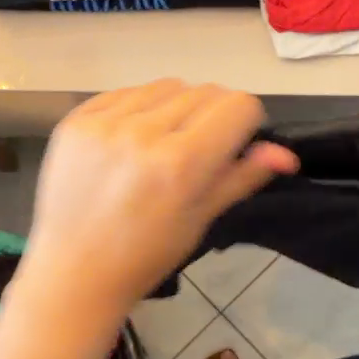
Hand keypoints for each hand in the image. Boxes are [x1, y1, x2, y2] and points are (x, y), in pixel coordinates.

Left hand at [19, 80, 298, 312]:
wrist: (74, 272)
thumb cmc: (146, 255)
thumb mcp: (201, 220)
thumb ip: (242, 177)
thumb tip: (285, 153)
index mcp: (182, 163)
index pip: (238, 105)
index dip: (245, 124)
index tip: (233, 146)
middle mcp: (145, 133)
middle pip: (206, 91)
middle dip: (213, 116)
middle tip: (198, 152)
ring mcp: (105, 123)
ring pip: (168, 85)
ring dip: (177, 107)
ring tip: (161, 144)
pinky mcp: (77, 119)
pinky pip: (127, 92)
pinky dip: (139, 108)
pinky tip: (130, 141)